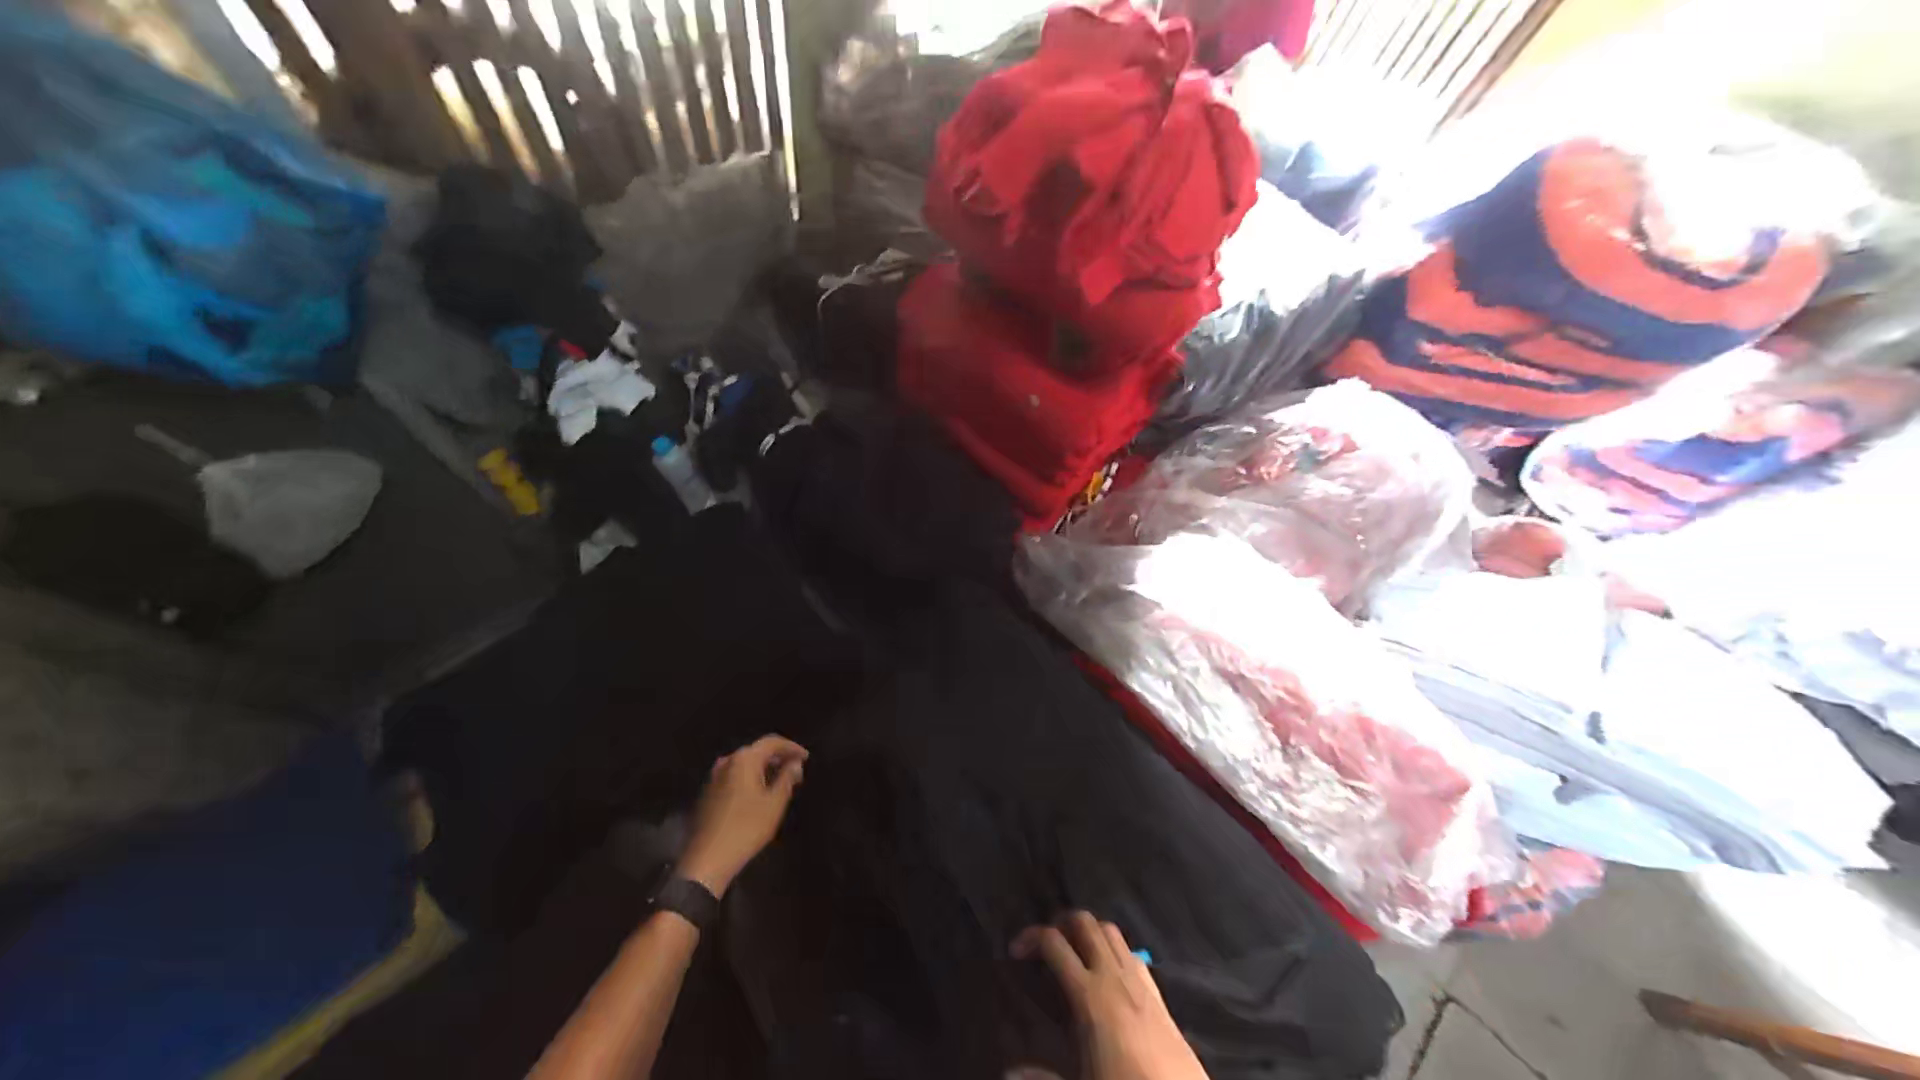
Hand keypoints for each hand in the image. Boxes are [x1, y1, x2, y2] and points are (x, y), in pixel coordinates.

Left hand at [675, 735, 807, 897]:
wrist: (707, 859)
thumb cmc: (746, 828)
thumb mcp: (774, 803)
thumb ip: (787, 778)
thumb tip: (795, 763)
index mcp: (744, 759)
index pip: (772, 742)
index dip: (791, 747)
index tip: (806, 758)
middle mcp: (727, 762)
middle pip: (757, 751)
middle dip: (778, 758)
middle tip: (796, 771)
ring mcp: (714, 777)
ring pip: (744, 764)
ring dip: (764, 768)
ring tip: (780, 782)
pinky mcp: (708, 792)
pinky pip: (734, 776)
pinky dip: (750, 778)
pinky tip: (758, 793)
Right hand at [1012, 913, 1208, 1079]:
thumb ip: (1041, 1075)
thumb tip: (1008, 1072)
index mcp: (1089, 996)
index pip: (1054, 944)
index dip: (1029, 938)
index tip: (1015, 951)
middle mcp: (1114, 976)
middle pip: (1084, 923)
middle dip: (1060, 923)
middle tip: (1045, 945)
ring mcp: (1139, 980)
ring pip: (1109, 930)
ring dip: (1087, 931)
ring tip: (1073, 952)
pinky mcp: (1157, 993)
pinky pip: (1130, 952)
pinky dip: (1112, 948)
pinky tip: (1106, 974)